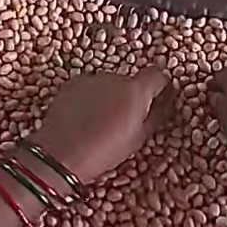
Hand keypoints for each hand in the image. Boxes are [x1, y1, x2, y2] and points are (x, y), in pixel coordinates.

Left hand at [31, 69, 169, 181]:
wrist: (62, 152)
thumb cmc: (105, 150)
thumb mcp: (138, 138)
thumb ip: (155, 116)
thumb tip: (165, 103)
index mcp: (135, 90)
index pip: (157, 74)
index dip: (160, 86)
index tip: (159, 99)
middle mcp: (114, 77)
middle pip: (130, 81)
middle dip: (131, 96)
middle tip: (126, 120)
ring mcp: (90, 79)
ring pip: (109, 84)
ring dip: (110, 96)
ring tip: (101, 123)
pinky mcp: (71, 85)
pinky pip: (89, 88)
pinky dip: (91, 98)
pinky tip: (84, 118)